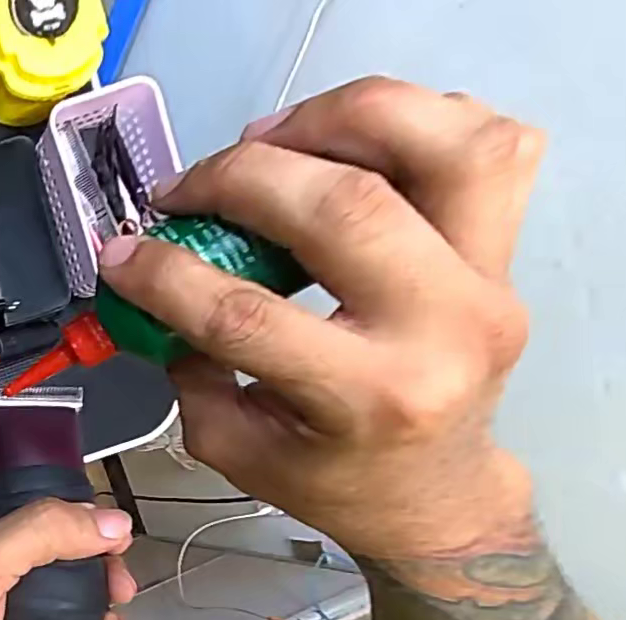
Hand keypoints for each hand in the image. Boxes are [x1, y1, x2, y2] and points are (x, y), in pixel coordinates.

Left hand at [0, 415, 135, 619]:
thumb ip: (38, 535)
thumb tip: (104, 523)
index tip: (36, 422)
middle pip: (35, 508)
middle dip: (78, 515)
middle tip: (109, 529)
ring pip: (55, 563)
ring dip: (93, 572)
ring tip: (115, 585)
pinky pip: (60, 611)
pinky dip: (88, 616)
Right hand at [97, 77, 543, 557]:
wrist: (432, 496)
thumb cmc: (330, 484)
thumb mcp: (237, 449)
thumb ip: (191, 373)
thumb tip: (156, 291)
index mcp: (362, 399)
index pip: (248, 316)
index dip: (168, 276)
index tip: (119, 255)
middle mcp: (439, 331)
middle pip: (342, 209)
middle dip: (240, 181)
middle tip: (183, 191)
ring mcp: (489, 284)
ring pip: (445, 144)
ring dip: (342, 118)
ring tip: (269, 139)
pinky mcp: (505, 258)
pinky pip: (487, 147)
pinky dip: (414, 122)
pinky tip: (345, 147)